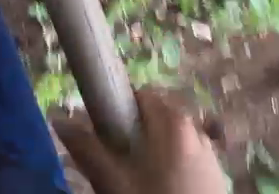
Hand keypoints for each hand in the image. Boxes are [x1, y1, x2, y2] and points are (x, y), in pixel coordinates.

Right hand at [55, 90, 227, 193]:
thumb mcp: (114, 183)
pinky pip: (189, 161)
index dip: (118, 111)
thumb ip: (86, 148)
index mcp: (173, 122)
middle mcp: (196, 130)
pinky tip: (162, 190)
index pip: (139, 95)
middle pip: (156, 117)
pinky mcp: (219, 180)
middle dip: (135, 134)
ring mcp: (212, 156)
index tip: (106, 134)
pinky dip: (173, 169)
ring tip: (139, 180)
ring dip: (154, 152)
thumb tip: (58, 120)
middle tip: (119, 162)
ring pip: (172, 141)